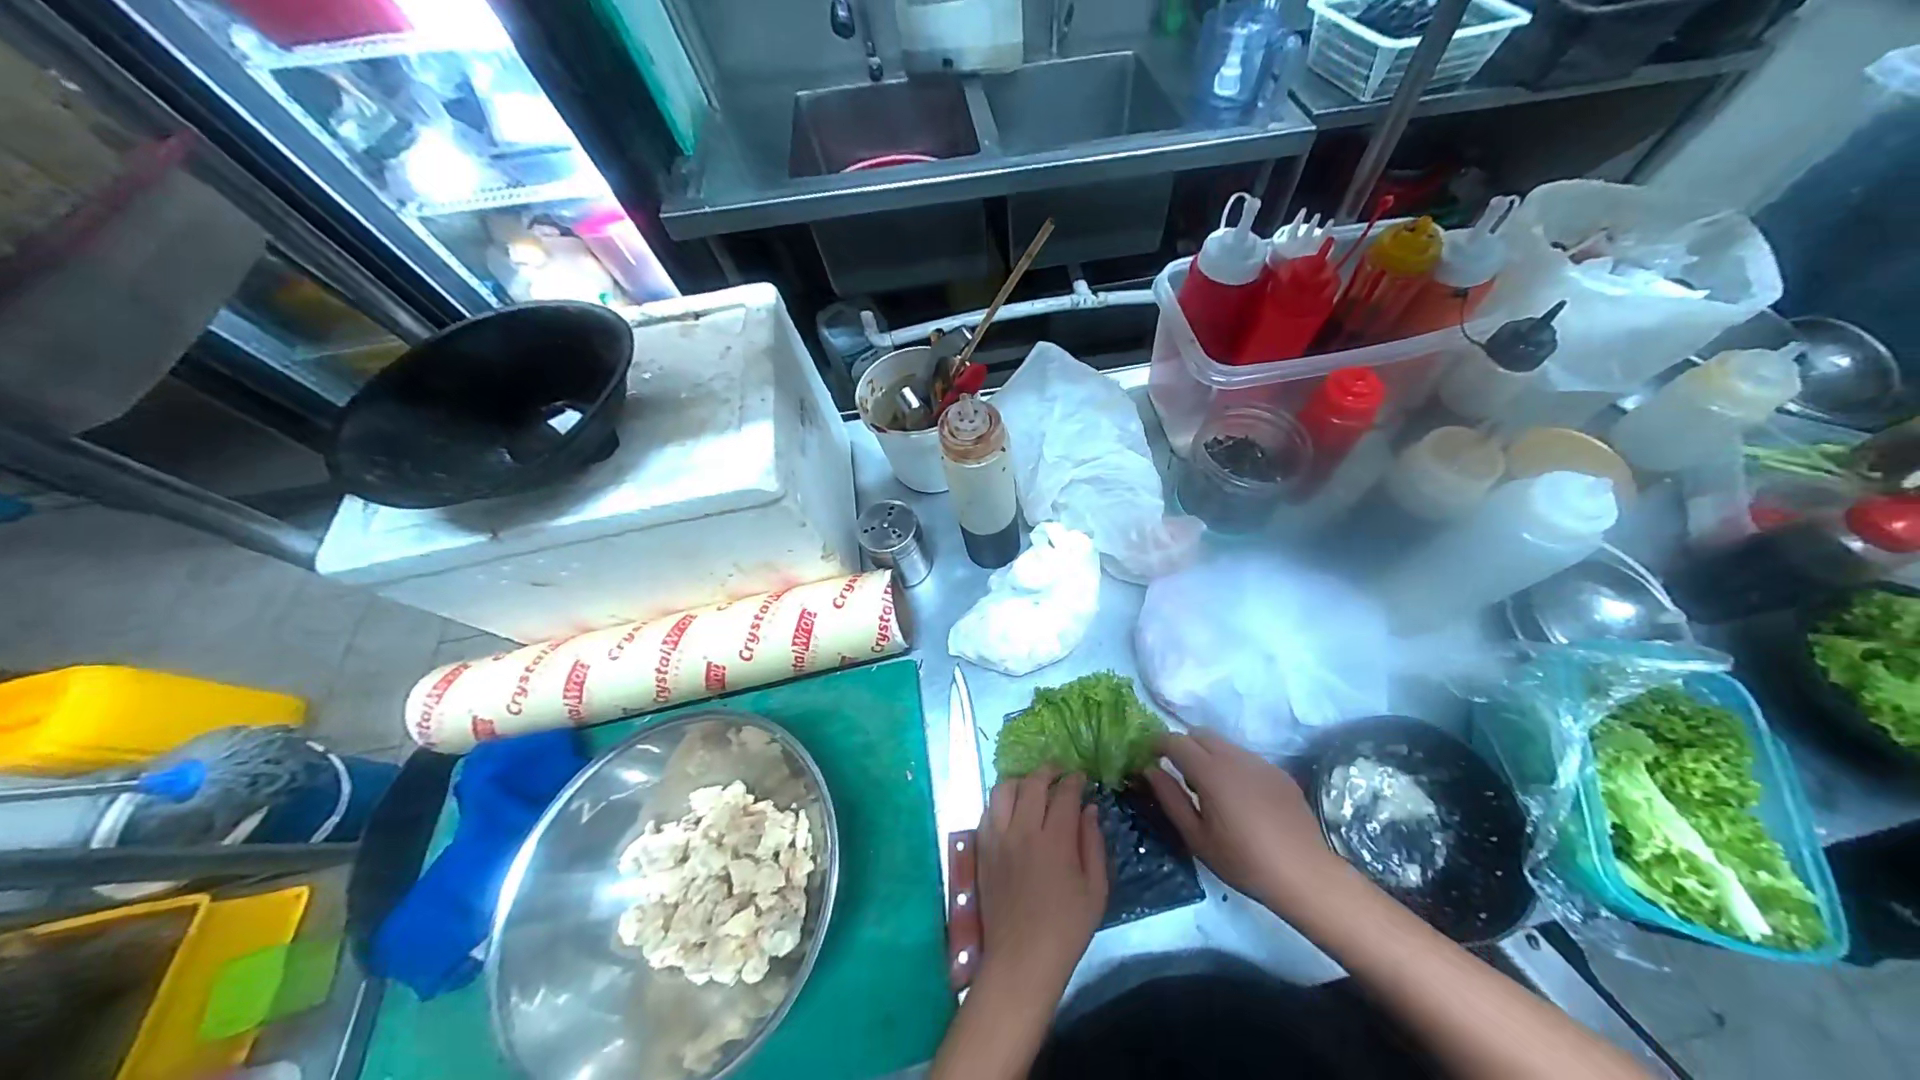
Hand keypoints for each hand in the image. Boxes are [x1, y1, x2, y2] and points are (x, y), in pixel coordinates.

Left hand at [976, 768, 1106, 996]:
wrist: (1021, 958)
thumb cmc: (1066, 928)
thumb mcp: (1095, 890)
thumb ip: (1093, 844)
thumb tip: (1090, 810)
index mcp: (1056, 841)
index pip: (1065, 794)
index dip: (1075, 781)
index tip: (1081, 777)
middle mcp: (1023, 831)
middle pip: (1033, 783)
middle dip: (1048, 772)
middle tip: (1059, 773)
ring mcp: (998, 838)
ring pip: (1003, 790)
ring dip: (1021, 781)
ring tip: (1032, 785)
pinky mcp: (982, 848)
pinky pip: (987, 810)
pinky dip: (1001, 800)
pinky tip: (1012, 807)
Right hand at [1146, 731, 1351, 910]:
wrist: (1305, 875)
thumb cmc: (1243, 861)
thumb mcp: (1197, 837)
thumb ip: (1170, 798)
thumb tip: (1150, 770)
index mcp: (1211, 772)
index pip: (1176, 741)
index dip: (1157, 744)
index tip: (1149, 758)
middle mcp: (1235, 758)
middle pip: (1199, 734)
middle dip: (1182, 745)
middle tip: (1177, 773)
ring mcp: (1260, 763)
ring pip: (1223, 744)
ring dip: (1207, 754)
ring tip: (1208, 788)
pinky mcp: (1278, 773)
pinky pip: (1245, 758)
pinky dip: (1231, 765)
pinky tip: (1238, 798)